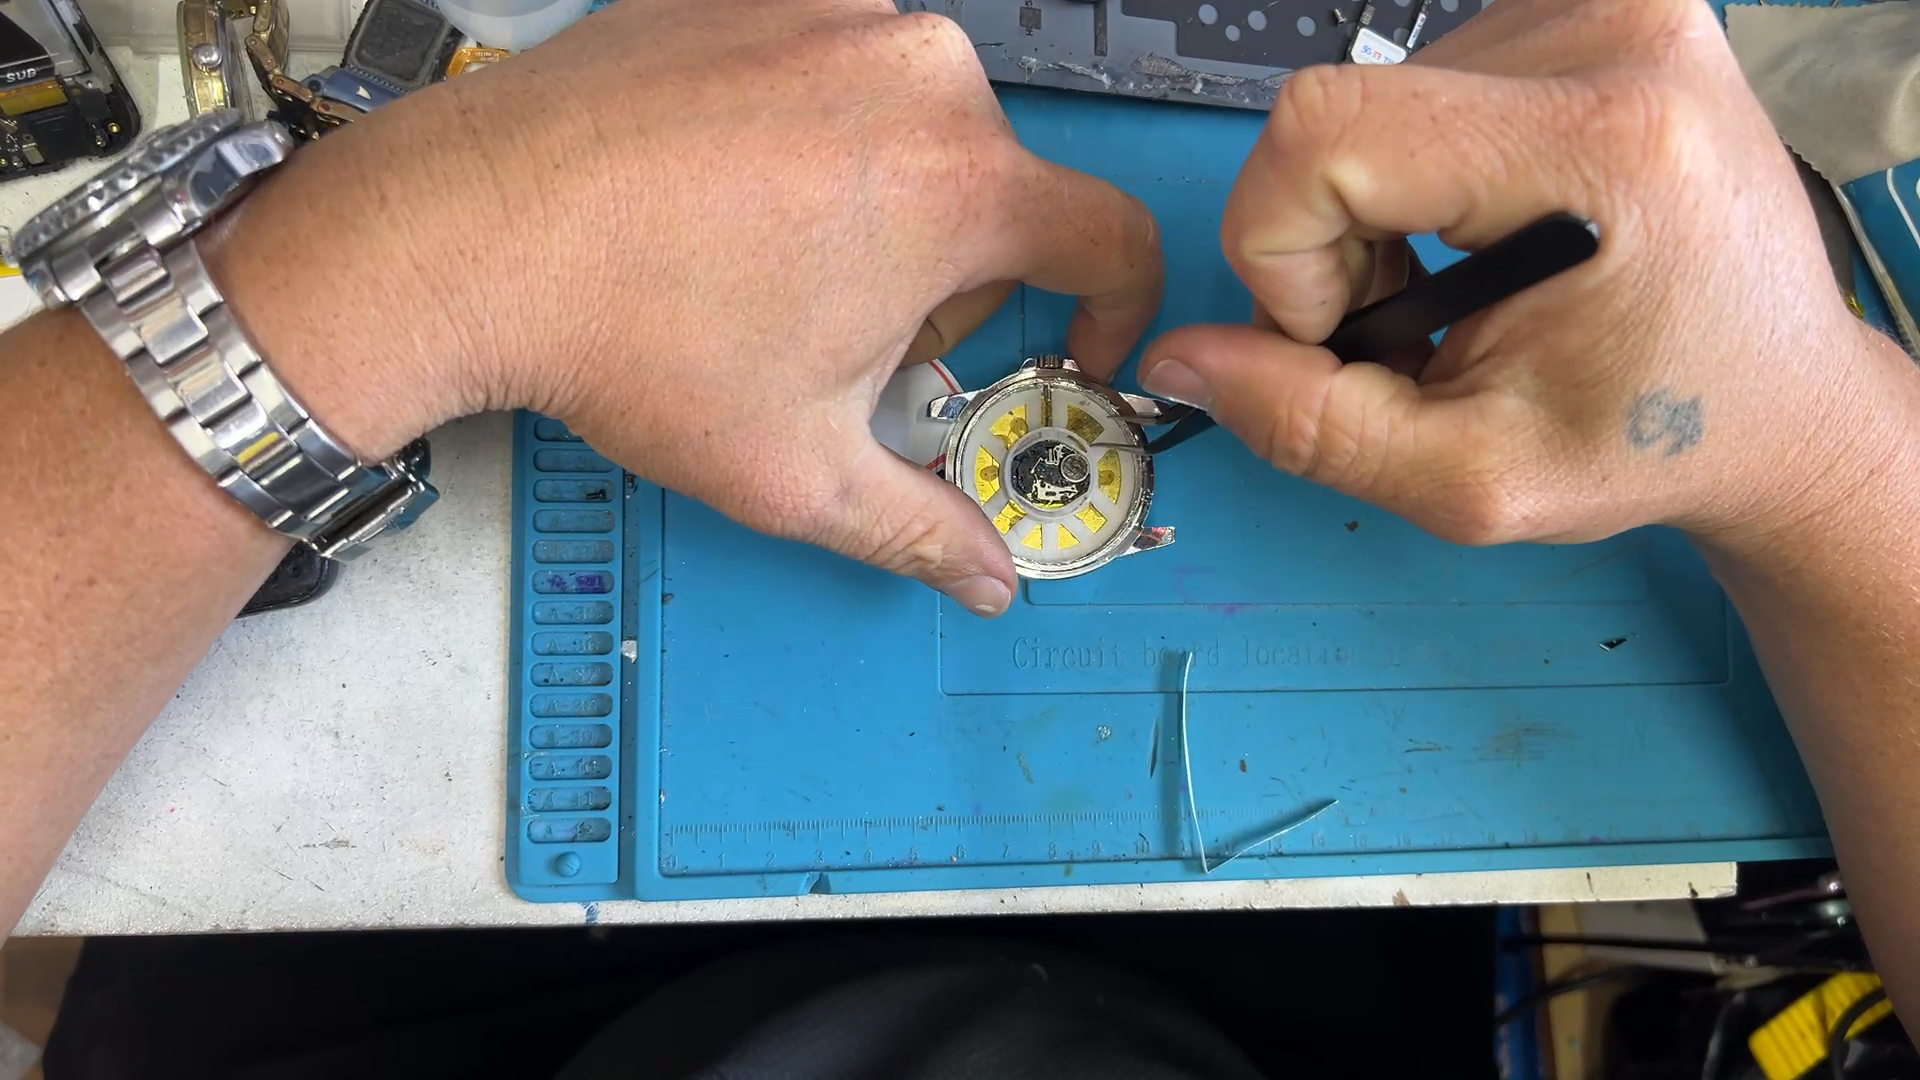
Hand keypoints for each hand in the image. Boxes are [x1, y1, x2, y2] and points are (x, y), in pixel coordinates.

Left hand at [205, 1, 1161, 614]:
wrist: (464, 235)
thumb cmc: (645, 353)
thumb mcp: (808, 473)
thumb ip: (926, 531)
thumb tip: (994, 583)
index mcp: (958, 187)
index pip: (1114, 239)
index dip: (1115, 311)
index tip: (1072, 353)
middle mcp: (919, 78)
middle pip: (1002, 212)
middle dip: (949, 291)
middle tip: (848, 341)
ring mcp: (840, 15)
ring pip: (931, 151)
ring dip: (894, 227)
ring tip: (784, 274)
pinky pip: (855, 92)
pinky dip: (834, 161)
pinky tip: (745, 206)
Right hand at [1139, 0, 1918, 553]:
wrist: (1777, 400)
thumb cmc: (1639, 446)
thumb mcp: (1455, 479)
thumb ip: (1300, 423)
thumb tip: (1172, 358)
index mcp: (1594, 149)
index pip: (1320, 138)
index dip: (1278, 257)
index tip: (1339, 336)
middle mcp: (1603, 35)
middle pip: (1323, 128)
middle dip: (1314, 255)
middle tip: (1394, 333)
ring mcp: (1591, 14)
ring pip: (1347, 122)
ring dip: (1351, 233)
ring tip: (1434, 302)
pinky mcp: (1568, 26)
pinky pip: (1391, 109)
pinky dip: (1385, 198)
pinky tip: (1450, 253)